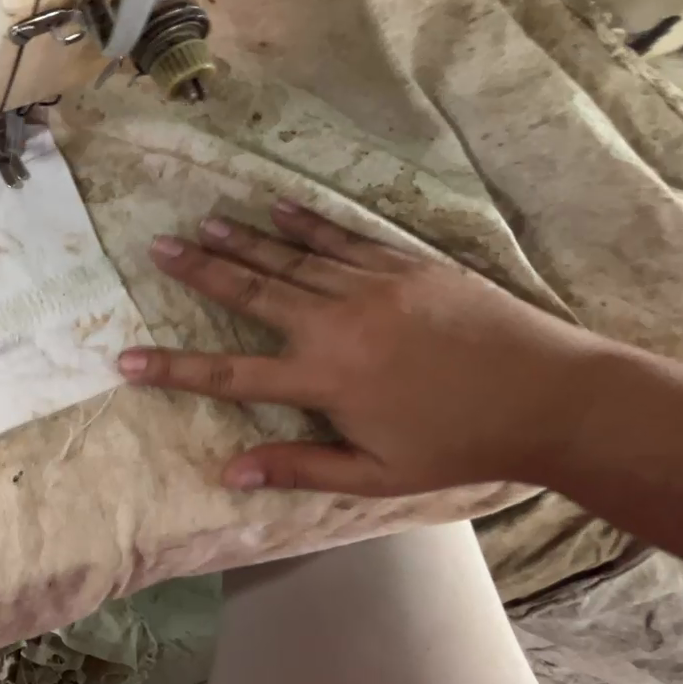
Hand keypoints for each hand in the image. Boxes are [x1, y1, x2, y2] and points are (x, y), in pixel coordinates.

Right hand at [118, 201, 611, 495]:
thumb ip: (298, 468)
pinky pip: (344, 239)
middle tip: (158, 247)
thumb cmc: (459, 444)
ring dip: (241, 241)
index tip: (125, 359)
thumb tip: (227, 474)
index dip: (172, 368)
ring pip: (291, 258)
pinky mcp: (407, 266)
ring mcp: (372, 287)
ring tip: (202, 223)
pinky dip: (307, 223)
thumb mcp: (377, 476)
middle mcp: (337, 325)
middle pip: (252, 292)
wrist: (557, 398)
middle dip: (199, 271)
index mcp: (324, 380)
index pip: (229, 374)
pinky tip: (276, 207)